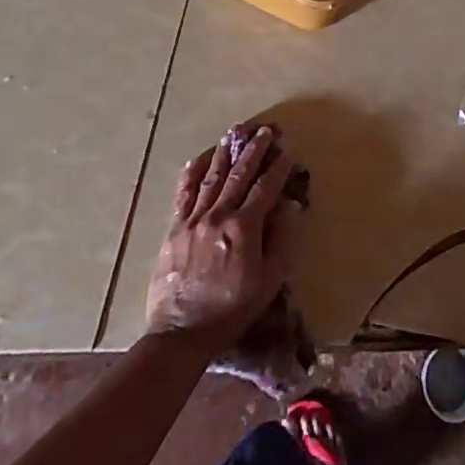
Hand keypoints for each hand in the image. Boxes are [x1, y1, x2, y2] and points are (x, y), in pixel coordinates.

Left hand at [145, 123, 303, 355]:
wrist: (182, 332)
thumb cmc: (232, 309)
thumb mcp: (269, 280)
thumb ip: (281, 240)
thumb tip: (290, 207)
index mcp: (244, 228)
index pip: (266, 189)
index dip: (278, 169)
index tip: (287, 153)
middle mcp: (218, 216)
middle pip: (239, 176)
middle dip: (253, 151)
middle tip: (263, 131)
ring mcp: (193, 220)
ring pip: (211, 179)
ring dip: (224, 154)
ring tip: (232, 134)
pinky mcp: (174, 230)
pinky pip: (183, 195)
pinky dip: (191, 175)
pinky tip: (198, 160)